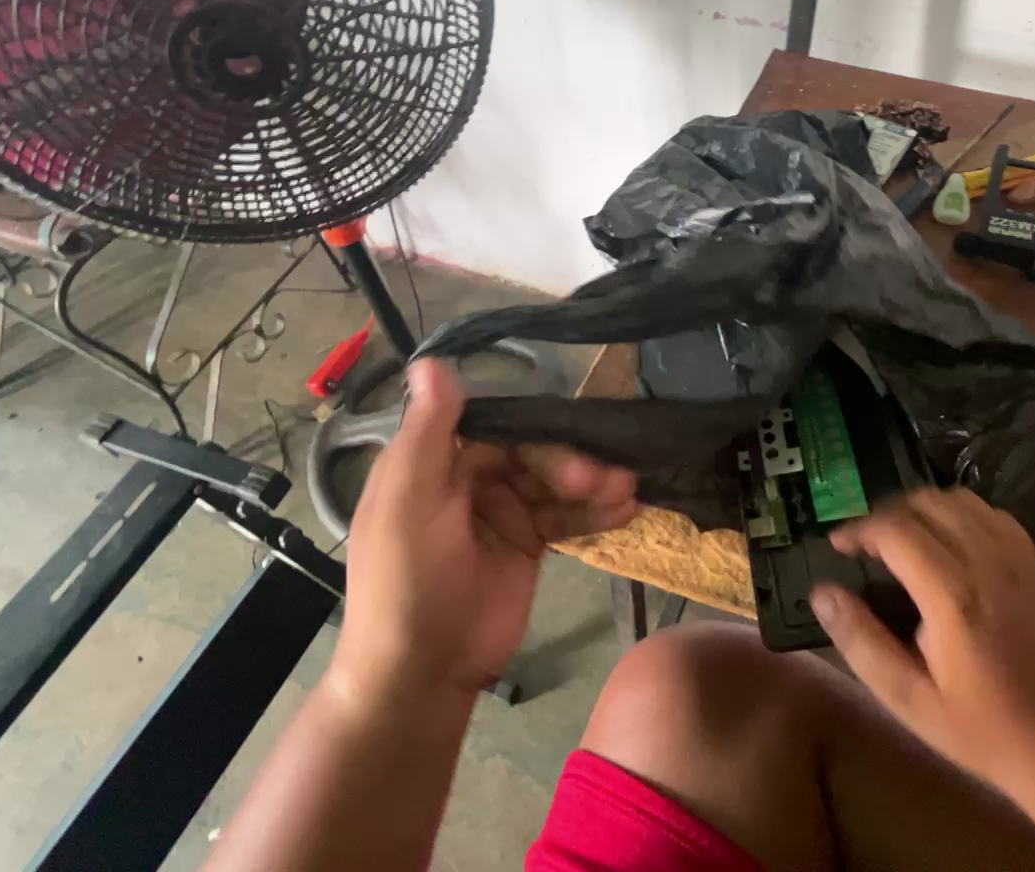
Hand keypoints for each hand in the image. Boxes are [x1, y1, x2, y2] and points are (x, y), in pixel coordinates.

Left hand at [327, 359, 638, 709]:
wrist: (421, 673)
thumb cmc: (406, 583)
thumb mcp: (410, 503)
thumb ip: (428, 433)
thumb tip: (430, 361)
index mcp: (436, 461)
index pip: (498, 426)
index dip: (539, 428)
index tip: (576, 434)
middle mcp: (471, 478)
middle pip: (535, 452)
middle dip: (573, 463)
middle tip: (606, 480)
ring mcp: (503, 511)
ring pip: (556, 483)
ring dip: (594, 485)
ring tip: (629, 492)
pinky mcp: (528, 544)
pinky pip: (566, 518)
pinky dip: (595, 514)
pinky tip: (627, 512)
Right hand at [810, 489, 1034, 791]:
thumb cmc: (984, 730)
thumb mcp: (909, 700)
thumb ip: (862, 641)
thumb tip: (822, 593)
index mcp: (953, 595)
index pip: (895, 530)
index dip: (858, 528)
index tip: (837, 545)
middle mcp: (987, 561)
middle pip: (925, 503)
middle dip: (885, 514)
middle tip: (865, 545)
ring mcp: (1018, 558)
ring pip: (958, 498)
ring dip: (921, 508)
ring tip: (901, 539)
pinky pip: (990, 512)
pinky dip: (958, 513)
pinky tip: (947, 544)